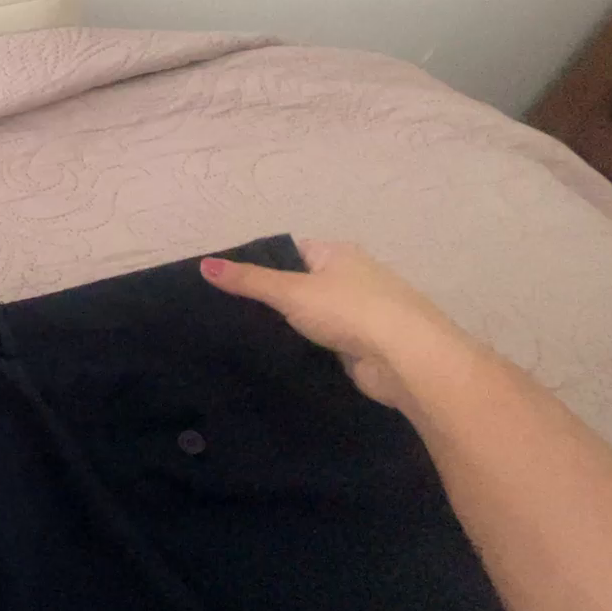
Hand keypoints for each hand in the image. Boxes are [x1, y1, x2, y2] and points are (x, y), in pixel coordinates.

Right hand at [200, 239, 475, 408]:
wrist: (408, 360)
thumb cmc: (350, 311)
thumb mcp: (289, 291)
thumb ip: (247, 280)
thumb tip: (203, 265)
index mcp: (337, 254)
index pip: (289, 250)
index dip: (258, 262)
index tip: (226, 280)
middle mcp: (351, 276)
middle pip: (299, 281)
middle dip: (269, 294)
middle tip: (227, 308)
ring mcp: (360, 310)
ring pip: (310, 311)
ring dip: (287, 321)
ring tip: (243, 331)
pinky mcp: (362, 342)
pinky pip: (322, 337)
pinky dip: (303, 343)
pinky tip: (277, 351)